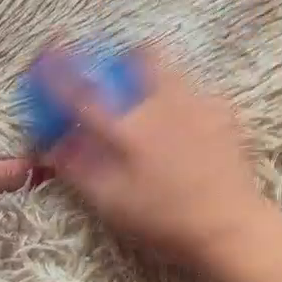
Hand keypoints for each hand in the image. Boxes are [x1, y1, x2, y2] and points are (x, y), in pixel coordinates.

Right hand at [39, 44, 281, 281]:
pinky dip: (187, 101)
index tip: (51, 54)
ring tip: (156, 104)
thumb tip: (53, 142)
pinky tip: (189, 127)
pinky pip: (200, 93)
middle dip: (128, 56)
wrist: (230, 227)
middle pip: (146, 54)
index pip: (84, 90)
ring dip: (159, 75)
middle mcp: (163, 105)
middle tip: (121, 75)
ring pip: (176, 69)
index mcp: (128, 129)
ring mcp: (200, 105)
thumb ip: (78, 167)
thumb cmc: (165, 221)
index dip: (62, 70)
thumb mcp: (111, 202)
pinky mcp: (226, 114)